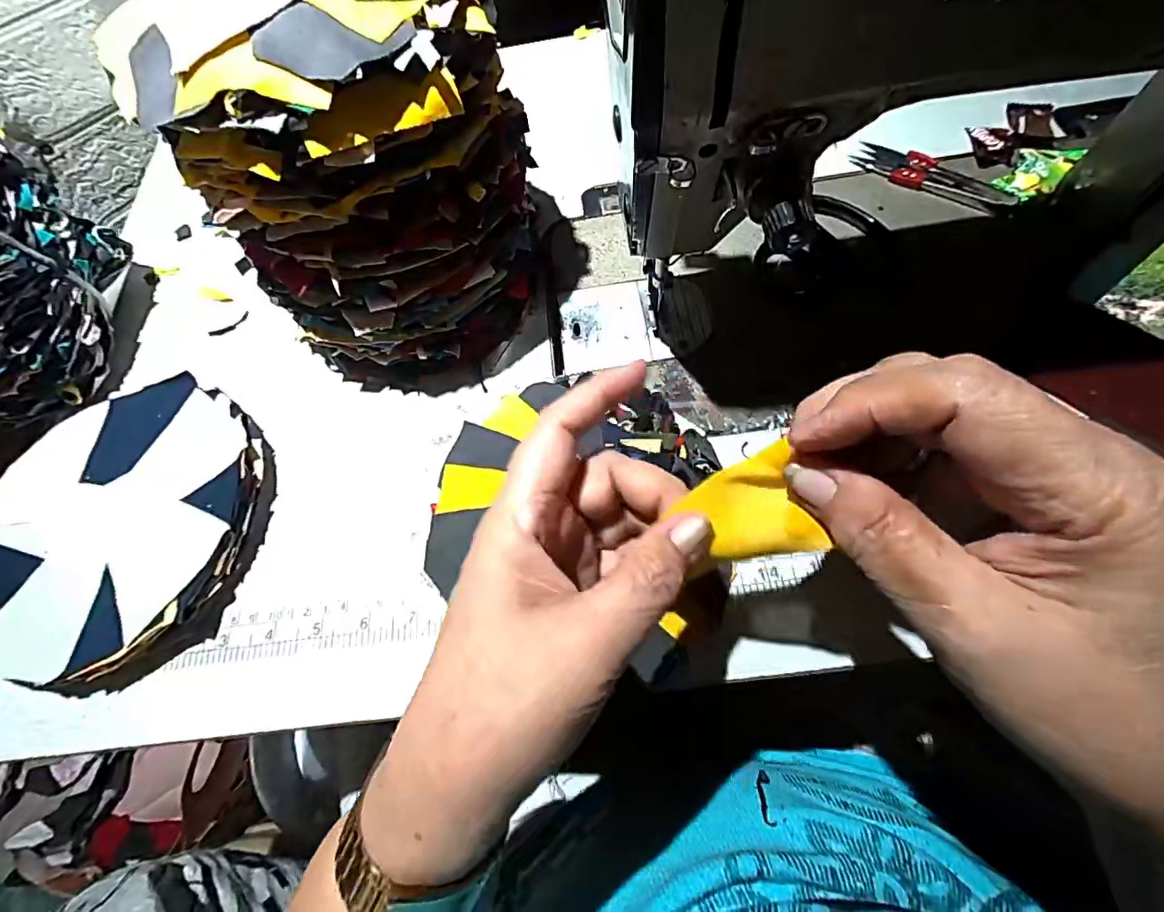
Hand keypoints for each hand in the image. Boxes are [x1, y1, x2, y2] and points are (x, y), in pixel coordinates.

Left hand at [361, 362, 711, 885]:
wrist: (459, 790)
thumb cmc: (506, 703)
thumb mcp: (590, 639)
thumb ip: (652, 576)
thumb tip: (705, 521)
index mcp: (520, 523)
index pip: (557, 436)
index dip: (595, 396)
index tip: (642, 372)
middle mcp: (539, 534)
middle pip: (606, 483)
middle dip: (655, 496)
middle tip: (700, 536)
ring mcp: (557, 570)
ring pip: (620, 525)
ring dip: (662, 536)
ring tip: (702, 568)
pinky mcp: (574, 602)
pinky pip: (623, 565)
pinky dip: (655, 569)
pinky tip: (685, 589)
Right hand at [783, 353, 1163, 875]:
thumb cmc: (1097, 720)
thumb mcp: (977, 634)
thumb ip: (889, 543)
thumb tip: (806, 476)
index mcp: (1103, 480)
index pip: (972, 394)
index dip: (874, 400)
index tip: (801, 436)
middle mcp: (1096, 450)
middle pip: (965, 387)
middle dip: (871, 405)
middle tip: (802, 445)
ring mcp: (1076, 465)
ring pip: (960, 409)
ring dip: (882, 428)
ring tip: (823, 463)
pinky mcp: (1053, 488)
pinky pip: (967, 450)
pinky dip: (907, 459)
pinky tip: (868, 483)